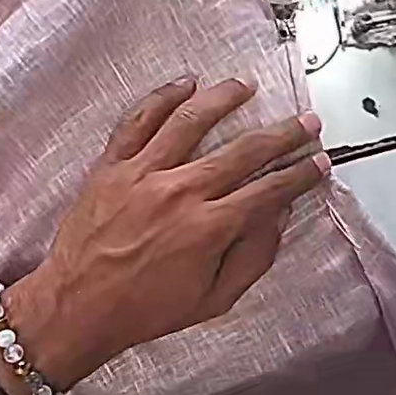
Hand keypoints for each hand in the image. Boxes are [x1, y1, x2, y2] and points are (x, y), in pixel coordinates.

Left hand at [1, 77, 325, 392]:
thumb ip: (252, 258)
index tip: (317, 163)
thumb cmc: (144, 308)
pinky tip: (184, 86)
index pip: (269, 190)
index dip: (300, 174)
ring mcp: (142, 173)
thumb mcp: (213, 300)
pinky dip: (163, 98)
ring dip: (225, 99)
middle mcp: (180, 192)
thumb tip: (277, 220)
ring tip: (245, 86)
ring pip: (192, 121)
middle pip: (243, 150)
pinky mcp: (112, 166)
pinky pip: (138, 120)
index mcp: (208, 228)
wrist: (78, 306)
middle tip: (304, 123)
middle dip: (282, 134)